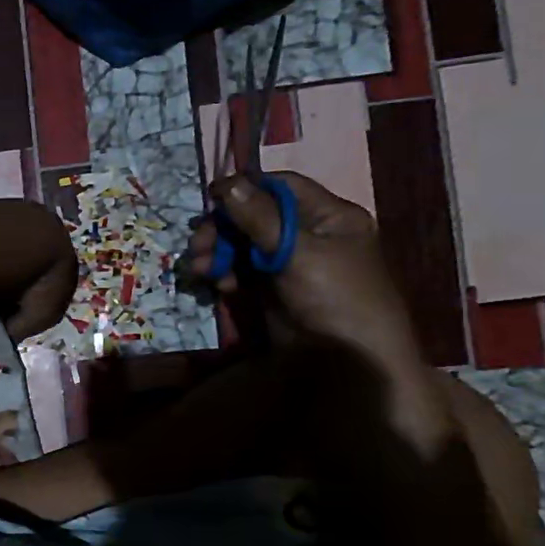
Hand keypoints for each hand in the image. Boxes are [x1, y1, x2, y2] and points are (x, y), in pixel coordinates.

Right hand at [188, 172, 453, 455]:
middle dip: (223, 228)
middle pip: (255, 216)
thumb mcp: (298, 252)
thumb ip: (259, 218)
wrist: (346, 362)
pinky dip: (225, 274)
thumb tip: (227, 183)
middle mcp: (308, 234)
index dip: (245, 188)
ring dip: (217, 253)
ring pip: (243, 244)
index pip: (281, 187)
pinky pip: (241, 270)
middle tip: (198, 244)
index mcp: (329, 216)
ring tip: (200, 269)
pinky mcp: (271, 289)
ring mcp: (288, 263)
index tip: (210, 197)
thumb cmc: (335, 298)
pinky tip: (216, 285)